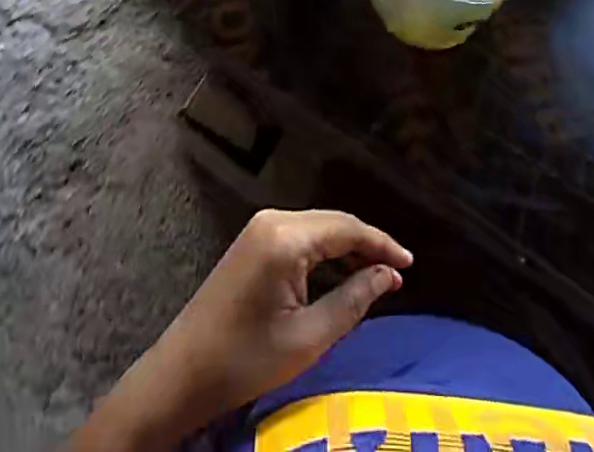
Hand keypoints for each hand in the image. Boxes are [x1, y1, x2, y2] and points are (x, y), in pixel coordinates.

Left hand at [69, 209, 410, 450]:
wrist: (183, 372)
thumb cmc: (246, 360)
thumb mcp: (309, 337)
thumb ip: (354, 299)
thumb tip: (388, 275)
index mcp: (285, 238)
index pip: (347, 228)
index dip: (382, 244)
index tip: (410, 265)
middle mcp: (273, 220)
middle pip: (333, 222)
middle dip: (367, 244)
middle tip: (397, 272)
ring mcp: (259, 228)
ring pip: (318, 227)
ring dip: (347, 247)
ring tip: (377, 274)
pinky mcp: (253, 240)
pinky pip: (300, 236)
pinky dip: (325, 251)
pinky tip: (341, 271)